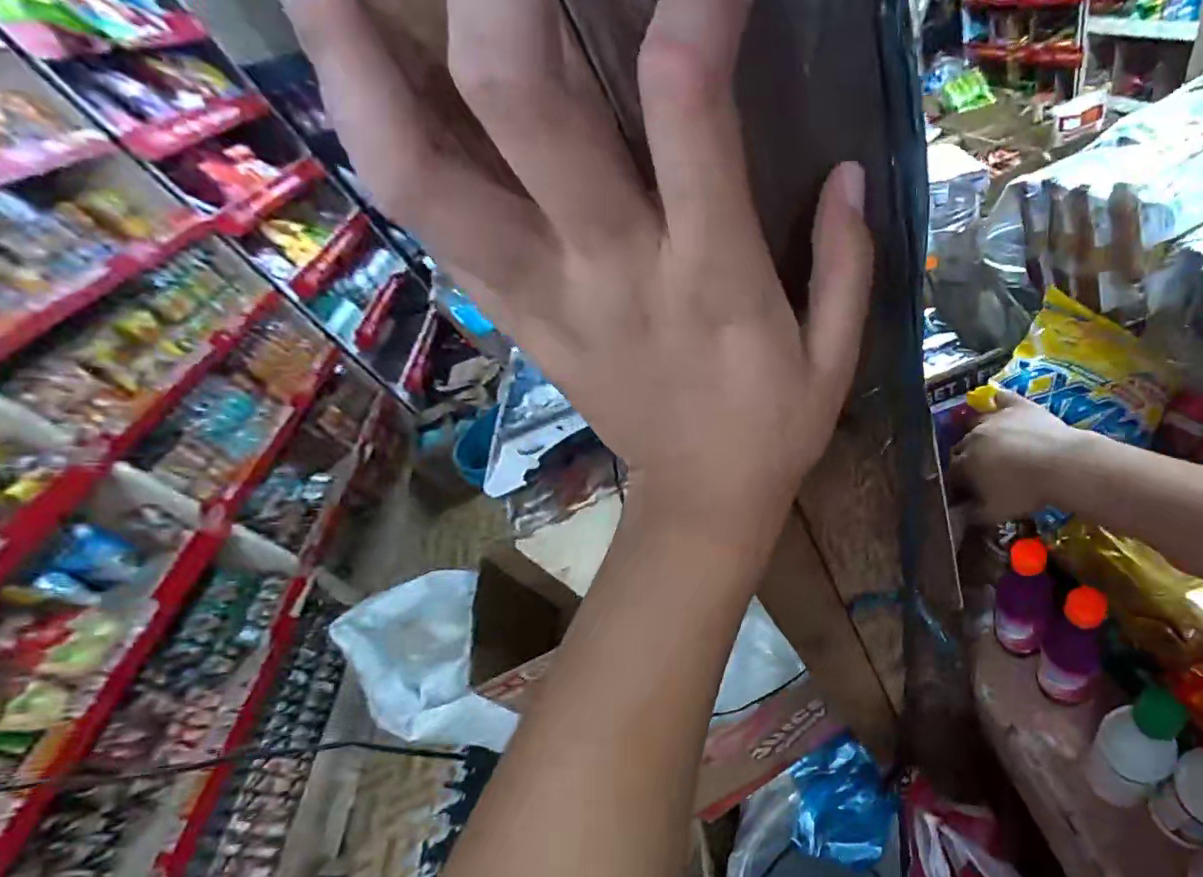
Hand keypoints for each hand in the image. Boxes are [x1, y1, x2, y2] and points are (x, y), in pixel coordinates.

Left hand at [285, 0, 872, 536]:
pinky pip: (427, 225)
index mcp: (712, 277)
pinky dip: (376, 138)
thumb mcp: (835, 358)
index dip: (692, 6)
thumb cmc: (775, 428)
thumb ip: (845, 263)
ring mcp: (547, 295)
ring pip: (424, 168)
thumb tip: (848, 170)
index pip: (686, 105)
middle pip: (520, 101)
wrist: (704, 501)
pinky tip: (353, 71)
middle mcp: (613, 270)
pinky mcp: (514, 319)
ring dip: (363, 55)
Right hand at [949, 389, 1091, 522]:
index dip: (955, 483)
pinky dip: (996, 402)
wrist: (1063, 465)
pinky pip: (1001, 398)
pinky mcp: (1017, 405)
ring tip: (987, 443)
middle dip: (964, 459)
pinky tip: (996, 405)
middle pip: (960, 447)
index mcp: (964, 464)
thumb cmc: (1026, 492)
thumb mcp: (995, 513)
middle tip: (978, 472)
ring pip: (975, 422)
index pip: (950, 473)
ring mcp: (995, 417)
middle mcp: (973, 437)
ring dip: (976, 433)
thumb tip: (956, 516)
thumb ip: (970, 515)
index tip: (963, 492)